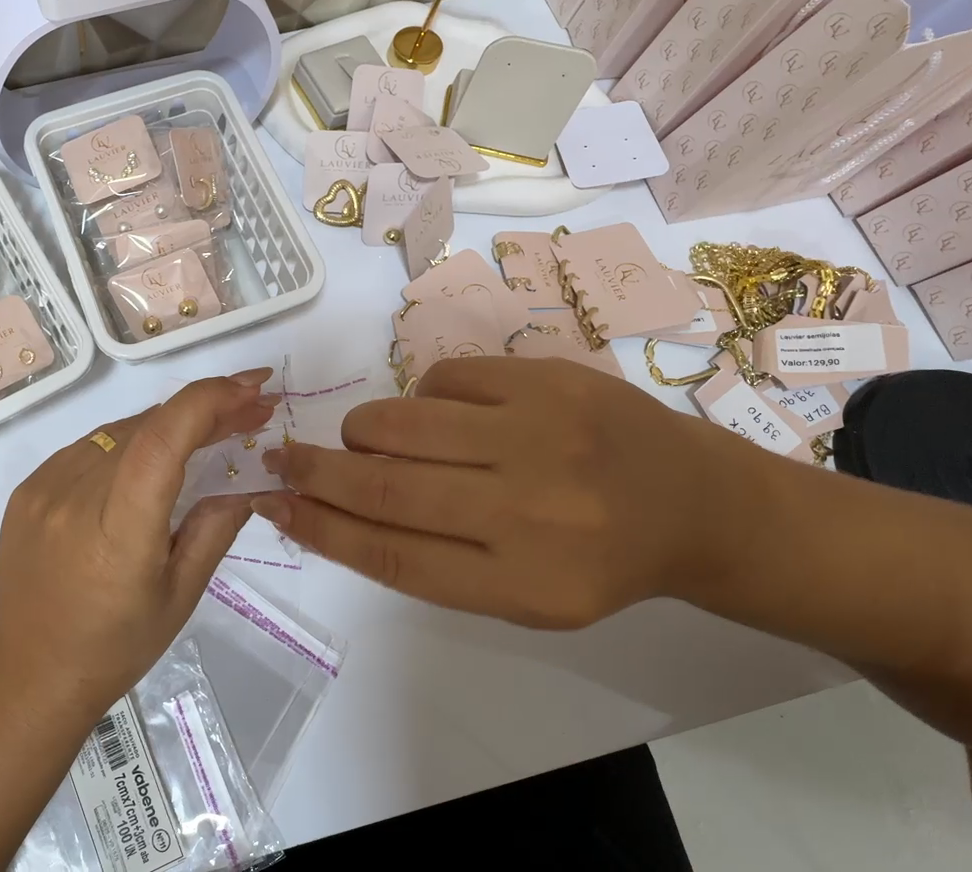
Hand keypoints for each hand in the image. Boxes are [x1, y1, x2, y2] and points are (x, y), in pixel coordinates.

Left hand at [0, 370, 278, 714]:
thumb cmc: (115, 647)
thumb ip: (214, 531)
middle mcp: (75, 496)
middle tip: (250, 409)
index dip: (208, 401)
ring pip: (118, 432)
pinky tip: (152, 456)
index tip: (251, 388)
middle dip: (204, 411)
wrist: (30, 670)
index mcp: (120, 529)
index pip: (162, 439)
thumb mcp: (179, 596)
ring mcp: (44, 487)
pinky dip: (127, 444)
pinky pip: (88, 449)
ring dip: (167, 425)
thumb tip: (246, 485)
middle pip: (146, 427)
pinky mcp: (28, 489)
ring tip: (210, 431)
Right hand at [256, 356, 791, 628]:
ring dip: (362, 430)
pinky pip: (444, 379)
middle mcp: (531, 511)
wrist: (697, 504)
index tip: (274, 507)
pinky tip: (438, 415)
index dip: (321, 530)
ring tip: (362, 438)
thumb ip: (428, 558)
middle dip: (316, 472)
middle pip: (385, 487)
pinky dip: (420, 399)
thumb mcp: (518, 592)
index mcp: (523, 583)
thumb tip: (330, 508)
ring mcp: (542, 436)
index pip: (392, 556)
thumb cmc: (594, 560)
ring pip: (403, 423)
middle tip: (282, 459)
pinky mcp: (550, 380)